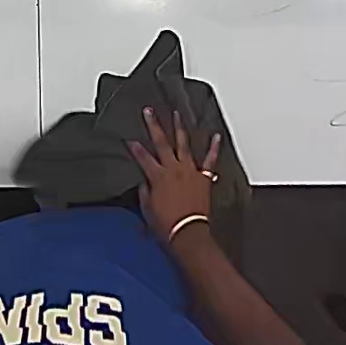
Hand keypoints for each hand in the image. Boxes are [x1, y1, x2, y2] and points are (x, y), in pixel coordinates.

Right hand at [127, 107, 221, 244]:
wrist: (187, 233)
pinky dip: (213, 148)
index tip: (129, 138)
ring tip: (176, 114)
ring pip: (183, 144)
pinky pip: (210, 160)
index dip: (135, 148)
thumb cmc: (166, 225)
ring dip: (179, 128)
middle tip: (149, 111)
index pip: (143, 157)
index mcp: (157, 176)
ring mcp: (189, 171)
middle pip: (161, 142)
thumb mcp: (147, 208)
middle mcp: (173, 169)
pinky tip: (216, 136)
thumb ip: (145, 191)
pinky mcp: (203, 177)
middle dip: (154, 125)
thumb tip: (144, 182)